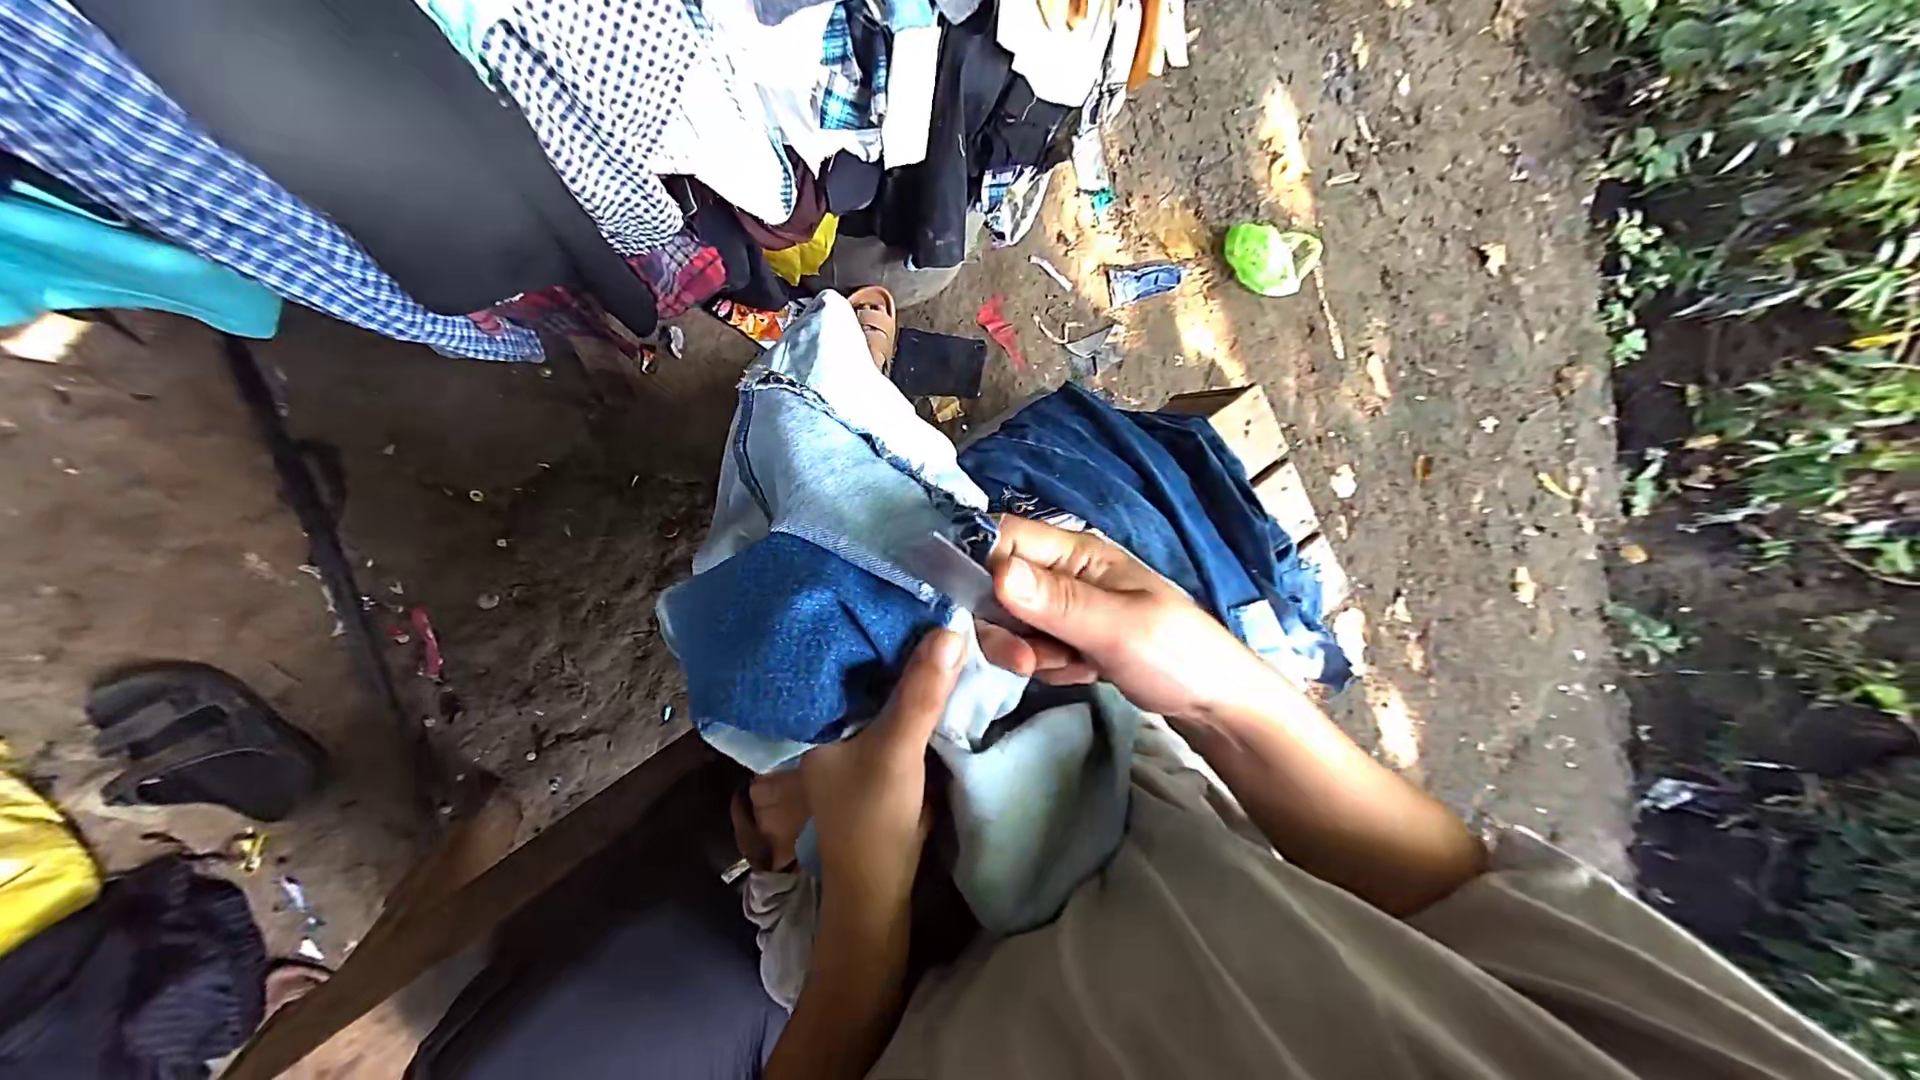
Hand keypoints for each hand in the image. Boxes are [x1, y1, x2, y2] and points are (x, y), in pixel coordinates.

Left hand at [799, 628, 961, 912]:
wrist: (882, 886)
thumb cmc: (872, 817)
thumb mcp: (896, 750)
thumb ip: (920, 694)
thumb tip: (952, 629)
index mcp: (825, 704)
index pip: (857, 646)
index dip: (891, 620)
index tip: (929, 592)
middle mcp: (843, 707)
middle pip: (886, 661)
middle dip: (921, 640)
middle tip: (960, 606)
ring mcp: (869, 724)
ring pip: (905, 681)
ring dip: (934, 663)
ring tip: (969, 626)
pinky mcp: (894, 739)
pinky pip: (917, 702)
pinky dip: (939, 688)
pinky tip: (963, 666)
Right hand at [978, 515, 1276, 721]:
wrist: (1215, 703)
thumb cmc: (1177, 654)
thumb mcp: (1118, 627)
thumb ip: (1056, 602)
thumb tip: (995, 572)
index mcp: (1077, 552)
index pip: (1005, 537)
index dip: (979, 565)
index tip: (979, 608)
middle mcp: (1065, 572)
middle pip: (998, 585)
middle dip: (1006, 626)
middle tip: (1028, 660)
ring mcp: (1066, 607)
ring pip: (1012, 622)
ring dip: (1030, 652)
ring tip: (1073, 667)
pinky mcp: (1069, 638)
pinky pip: (1033, 648)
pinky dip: (1048, 667)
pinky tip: (1082, 673)